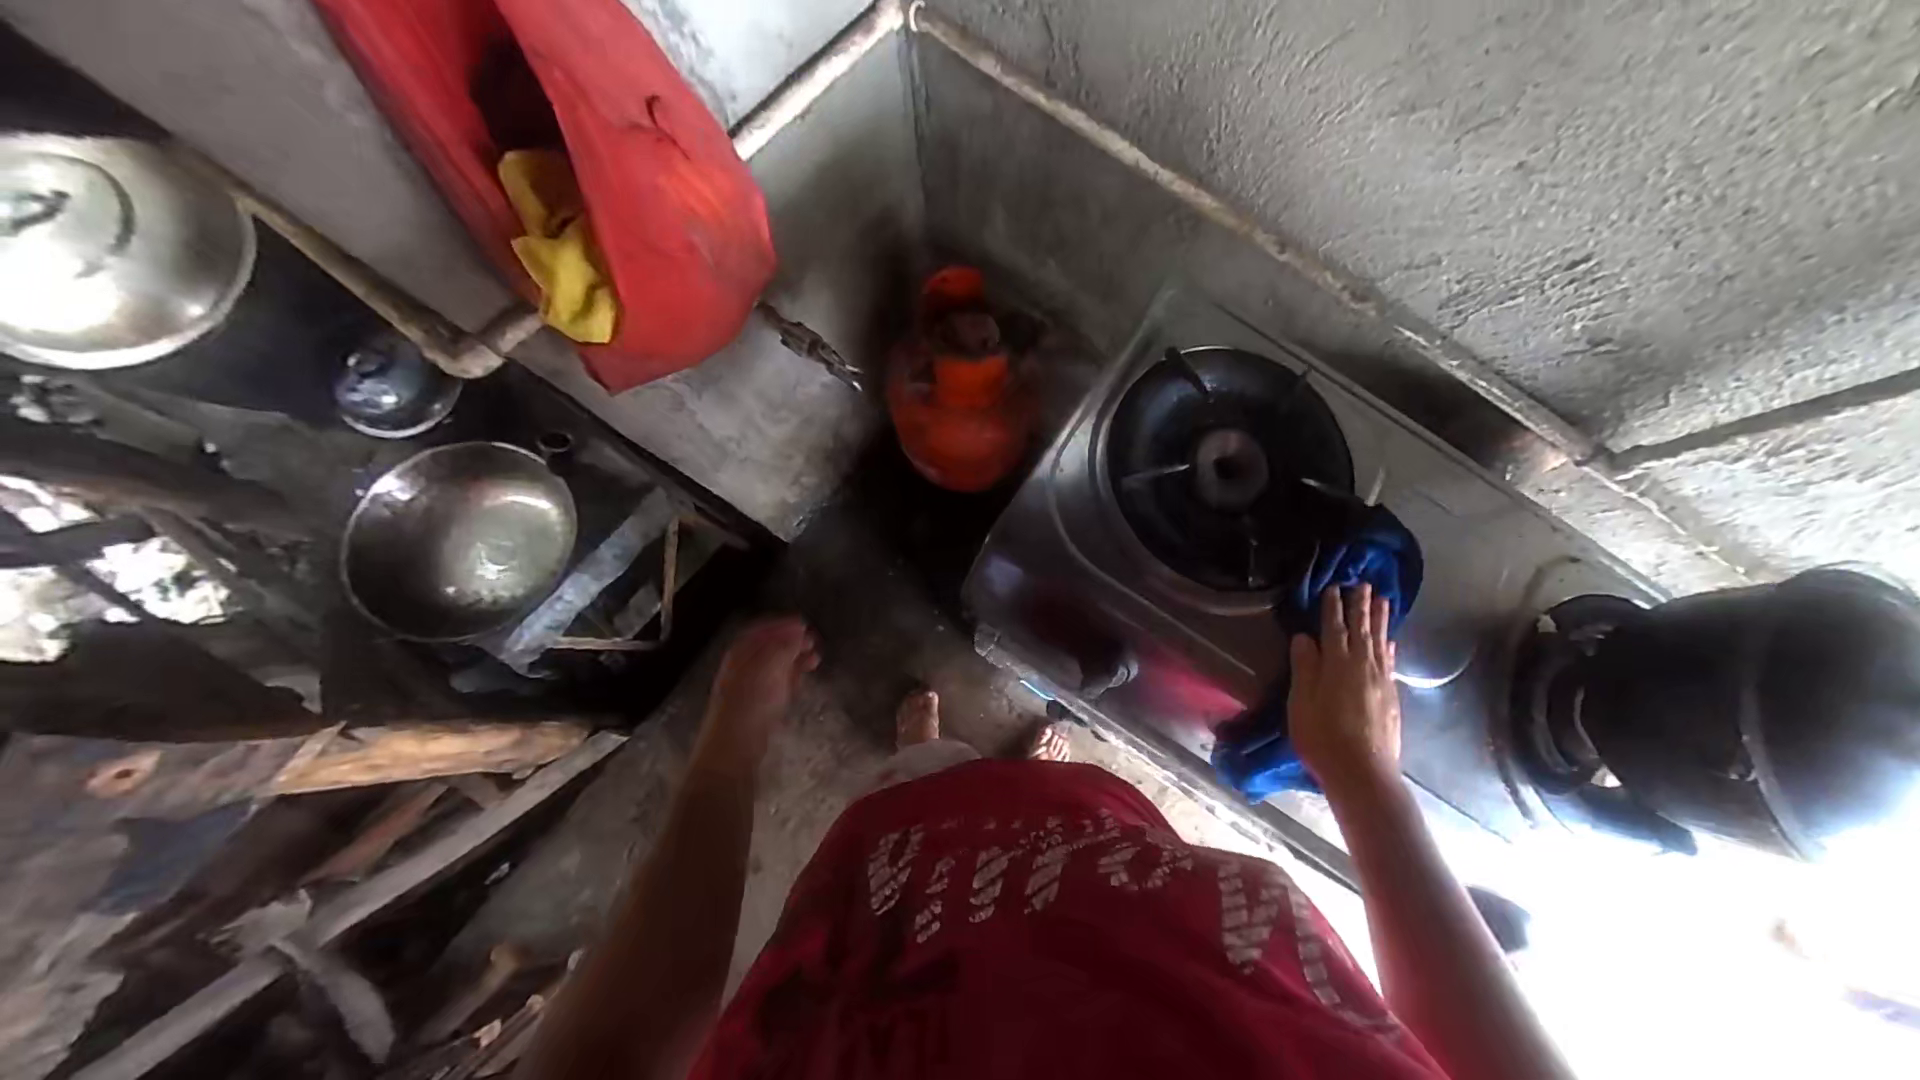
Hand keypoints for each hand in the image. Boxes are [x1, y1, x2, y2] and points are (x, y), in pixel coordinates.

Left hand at [696, 616, 819, 769]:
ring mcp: (751, 686)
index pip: (762, 630)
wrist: (735, 746)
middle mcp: (744, 666)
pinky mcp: (759, 705)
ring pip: (776, 665)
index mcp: (741, 653)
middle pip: (769, 647)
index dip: (782, 624)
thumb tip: (798, 631)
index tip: (803, 623)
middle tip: (813, 640)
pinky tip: (804, 678)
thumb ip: (785, 646)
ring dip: (796, 659)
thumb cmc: (751, 702)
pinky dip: (793, 676)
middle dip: (792, 641)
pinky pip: (778, 683)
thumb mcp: (769, 667)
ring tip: (816, 659)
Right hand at [1287, 584, 1401, 797]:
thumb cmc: (1322, 737)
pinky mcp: (1391, 697)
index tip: (1333, 588)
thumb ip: (1305, 667)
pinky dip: (1388, 646)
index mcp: (1337, 665)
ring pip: (1380, 642)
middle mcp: (1363, 667)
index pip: (1334, 629)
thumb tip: (1305, 637)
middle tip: (1364, 584)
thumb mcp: (1302, 701)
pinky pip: (1389, 661)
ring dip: (1380, 620)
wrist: (1362, 773)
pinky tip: (1390, 642)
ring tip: (1383, 600)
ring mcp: (1381, 682)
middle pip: (1362, 630)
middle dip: (1361, 606)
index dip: (1332, 608)